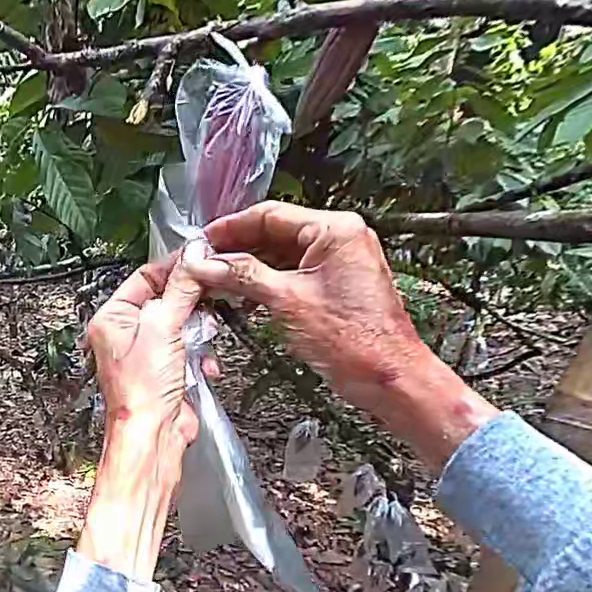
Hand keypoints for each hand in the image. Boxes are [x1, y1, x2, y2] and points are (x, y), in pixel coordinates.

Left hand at [75, 258, 206, 579]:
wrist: (152, 438)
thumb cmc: (143, 393)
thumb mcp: (163, 327)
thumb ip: (180, 289)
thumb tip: (192, 257)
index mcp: (112, 318)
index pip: (146, 277)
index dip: (176, 268)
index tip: (203, 260)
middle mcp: (126, 334)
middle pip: (167, 300)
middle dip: (192, 306)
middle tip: (210, 302)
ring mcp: (147, 354)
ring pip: (183, 325)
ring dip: (198, 335)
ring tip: (200, 347)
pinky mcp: (166, 372)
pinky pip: (189, 351)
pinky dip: (200, 358)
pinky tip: (204, 369)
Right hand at [192, 202, 499, 470]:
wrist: (387, 376)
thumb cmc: (356, 341)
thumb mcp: (288, 302)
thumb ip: (244, 277)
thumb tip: (210, 264)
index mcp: (335, 231)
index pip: (270, 215)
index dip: (231, 228)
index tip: (204, 241)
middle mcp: (341, 240)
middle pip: (274, 234)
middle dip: (238, 251)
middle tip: (206, 264)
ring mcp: (339, 263)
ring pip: (281, 257)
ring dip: (250, 270)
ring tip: (219, 283)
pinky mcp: (336, 286)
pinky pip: (293, 276)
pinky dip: (268, 285)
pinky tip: (247, 299)